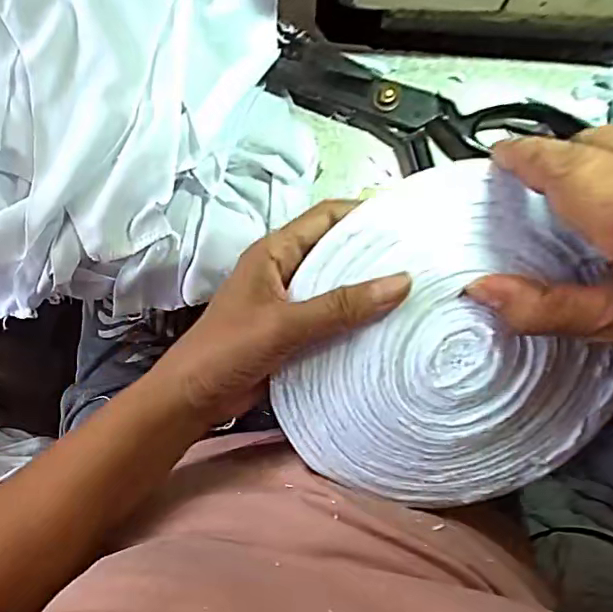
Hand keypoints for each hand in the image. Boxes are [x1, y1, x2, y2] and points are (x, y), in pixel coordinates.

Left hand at [145, 200, 410, 423]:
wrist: (191, 398)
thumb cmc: (222, 352)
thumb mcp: (283, 323)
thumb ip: (339, 306)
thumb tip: (399, 282)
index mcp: (272, 254)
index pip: (326, 217)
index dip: (365, 213)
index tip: (408, 219)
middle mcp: (280, 275)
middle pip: (335, 254)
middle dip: (373, 257)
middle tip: (421, 261)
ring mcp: (284, 308)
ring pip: (333, 293)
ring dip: (365, 296)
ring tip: (413, 296)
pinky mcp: (288, 339)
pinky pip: (327, 326)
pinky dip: (351, 327)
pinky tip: (382, 333)